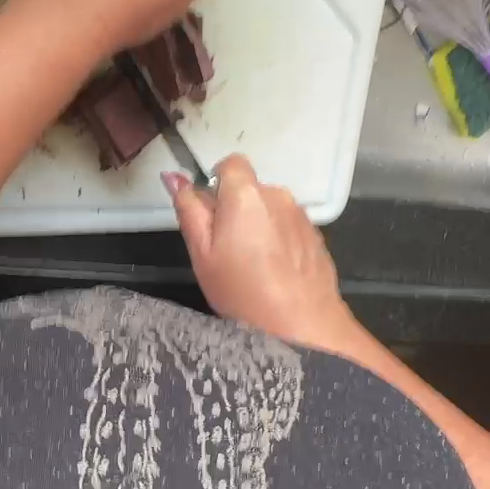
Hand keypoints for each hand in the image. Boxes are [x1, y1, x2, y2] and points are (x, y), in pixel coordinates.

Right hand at [165, 156, 356, 350]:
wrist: (302, 325)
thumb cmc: (241, 290)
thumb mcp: (202, 253)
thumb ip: (188, 209)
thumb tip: (173, 176)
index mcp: (245, 194)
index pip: (231, 163)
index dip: (217, 184)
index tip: (211, 217)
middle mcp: (278, 195)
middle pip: (250, 189)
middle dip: (236, 210)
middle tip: (226, 251)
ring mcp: (301, 215)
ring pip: (269, 210)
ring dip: (258, 226)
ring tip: (252, 266)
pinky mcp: (316, 236)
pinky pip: (287, 228)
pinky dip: (278, 242)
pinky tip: (274, 273)